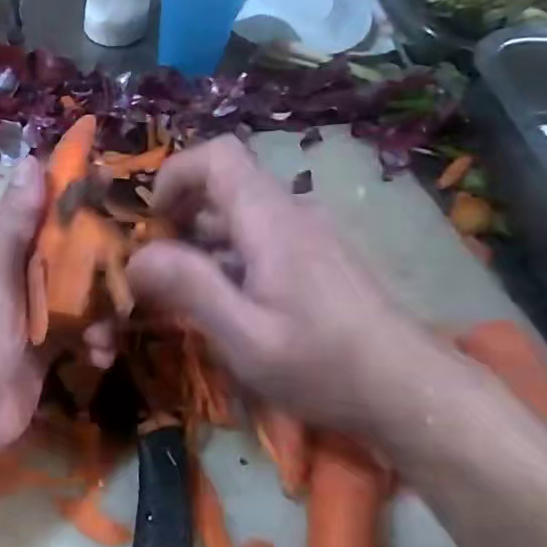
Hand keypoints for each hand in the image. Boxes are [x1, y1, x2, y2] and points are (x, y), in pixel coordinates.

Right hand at [126, 136, 462, 435]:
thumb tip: (136, 256)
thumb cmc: (325, 365)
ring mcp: (308, 233)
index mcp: (270, 219)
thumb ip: (189, 288)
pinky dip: (230, 256)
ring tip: (186, 292)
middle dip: (182, 214)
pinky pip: (261, 237)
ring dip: (204, 240)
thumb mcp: (245, 336)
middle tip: (159, 265)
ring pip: (241, 213)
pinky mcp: (317, 257)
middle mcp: (290, 213)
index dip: (174, 175)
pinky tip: (229, 304)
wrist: (411, 391)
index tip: (152, 222)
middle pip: (225, 183)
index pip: (216, 156)